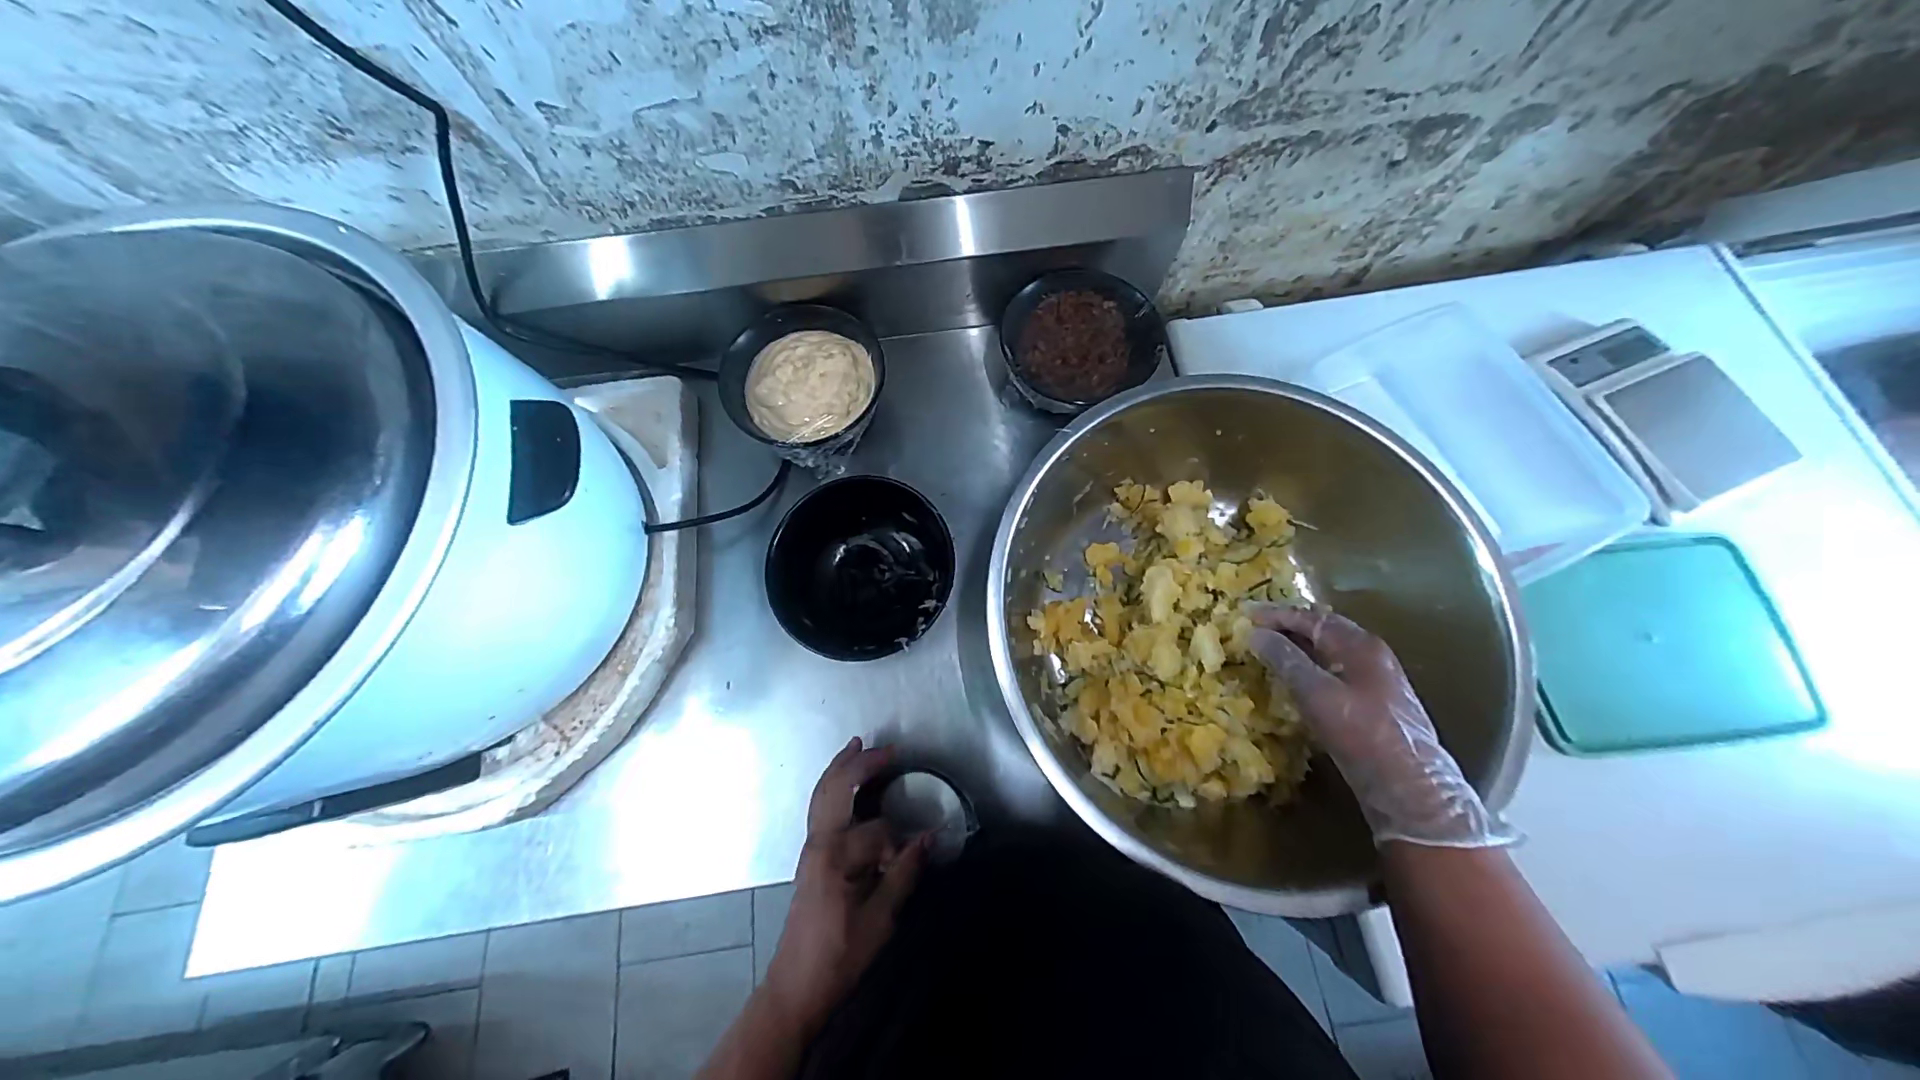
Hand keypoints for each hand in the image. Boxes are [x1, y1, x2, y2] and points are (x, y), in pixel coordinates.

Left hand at [760, 738, 929, 1037]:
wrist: (795, 987)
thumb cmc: (839, 958)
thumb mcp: (880, 922)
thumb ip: (903, 875)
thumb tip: (928, 838)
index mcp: (834, 858)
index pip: (876, 830)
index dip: (898, 842)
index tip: (913, 856)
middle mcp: (818, 844)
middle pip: (835, 789)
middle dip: (860, 764)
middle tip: (887, 749)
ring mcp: (810, 848)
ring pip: (823, 794)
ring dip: (841, 767)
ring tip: (857, 745)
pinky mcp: (810, 856)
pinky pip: (820, 807)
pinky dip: (832, 785)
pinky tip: (842, 782)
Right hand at [1247, 604, 1513, 847]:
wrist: (1412, 791)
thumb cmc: (1365, 737)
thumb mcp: (1318, 694)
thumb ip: (1286, 660)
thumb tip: (1256, 634)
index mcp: (1360, 645)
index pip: (1311, 617)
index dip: (1275, 614)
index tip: (1243, 614)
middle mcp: (1370, 655)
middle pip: (1321, 630)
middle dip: (1285, 627)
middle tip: (1251, 629)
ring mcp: (1374, 680)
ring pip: (1327, 652)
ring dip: (1295, 647)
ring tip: (1264, 650)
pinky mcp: (1371, 704)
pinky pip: (1331, 671)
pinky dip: (1306, 667)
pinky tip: (1290, 679)